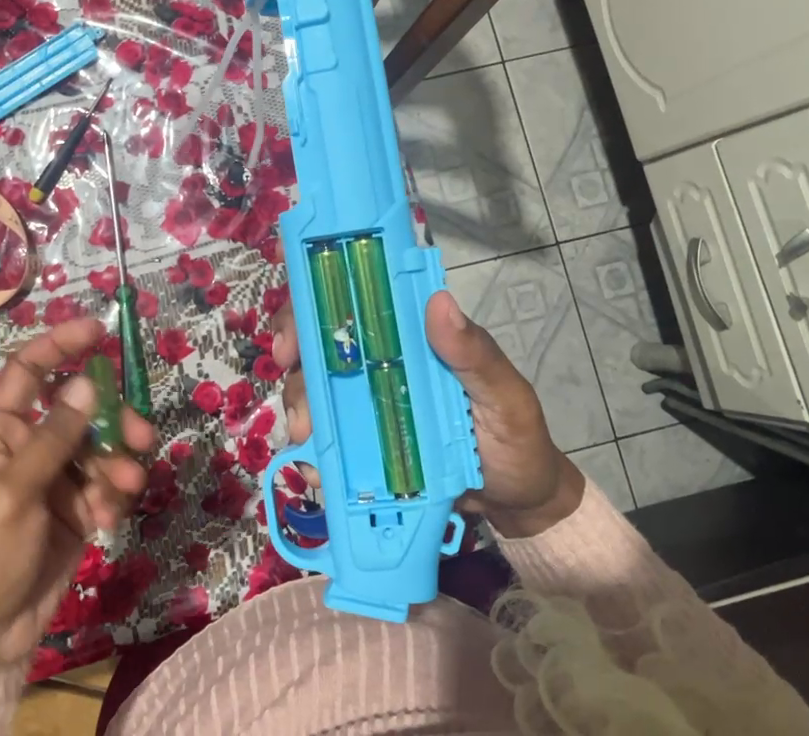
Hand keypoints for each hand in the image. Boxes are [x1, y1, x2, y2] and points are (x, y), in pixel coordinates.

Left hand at [0, 320, 156, 672]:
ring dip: (118, 464)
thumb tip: (86, 382)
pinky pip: (105, 489)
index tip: (99, 329)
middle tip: (140, 432)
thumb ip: (53, 438)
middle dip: (112, 417)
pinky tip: (107, 520)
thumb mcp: (12, 493)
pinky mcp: (76, 515)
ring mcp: (55, 483)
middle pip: (79, 412)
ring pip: (100, 450)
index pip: (27, 373)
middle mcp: (29, 449)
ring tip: (125, 489)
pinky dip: (112, 498)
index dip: (58, 346)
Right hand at [273, 291, 583, 538]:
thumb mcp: (506, 397)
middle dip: (295, 354)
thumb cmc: (517, 441)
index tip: (296, 329)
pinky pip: (327, 438)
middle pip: (323, 341)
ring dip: (300, 405)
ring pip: (316, 388)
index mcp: (416, 339)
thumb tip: (439, 301)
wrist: (520, 507)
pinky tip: (315, 467)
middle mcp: (384, 363)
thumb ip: (476, 356)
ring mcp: (370, 405)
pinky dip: (312, 449)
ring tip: (306, 436)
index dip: (316, 301)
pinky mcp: (365, 446)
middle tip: (289, 379)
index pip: (359, 301)